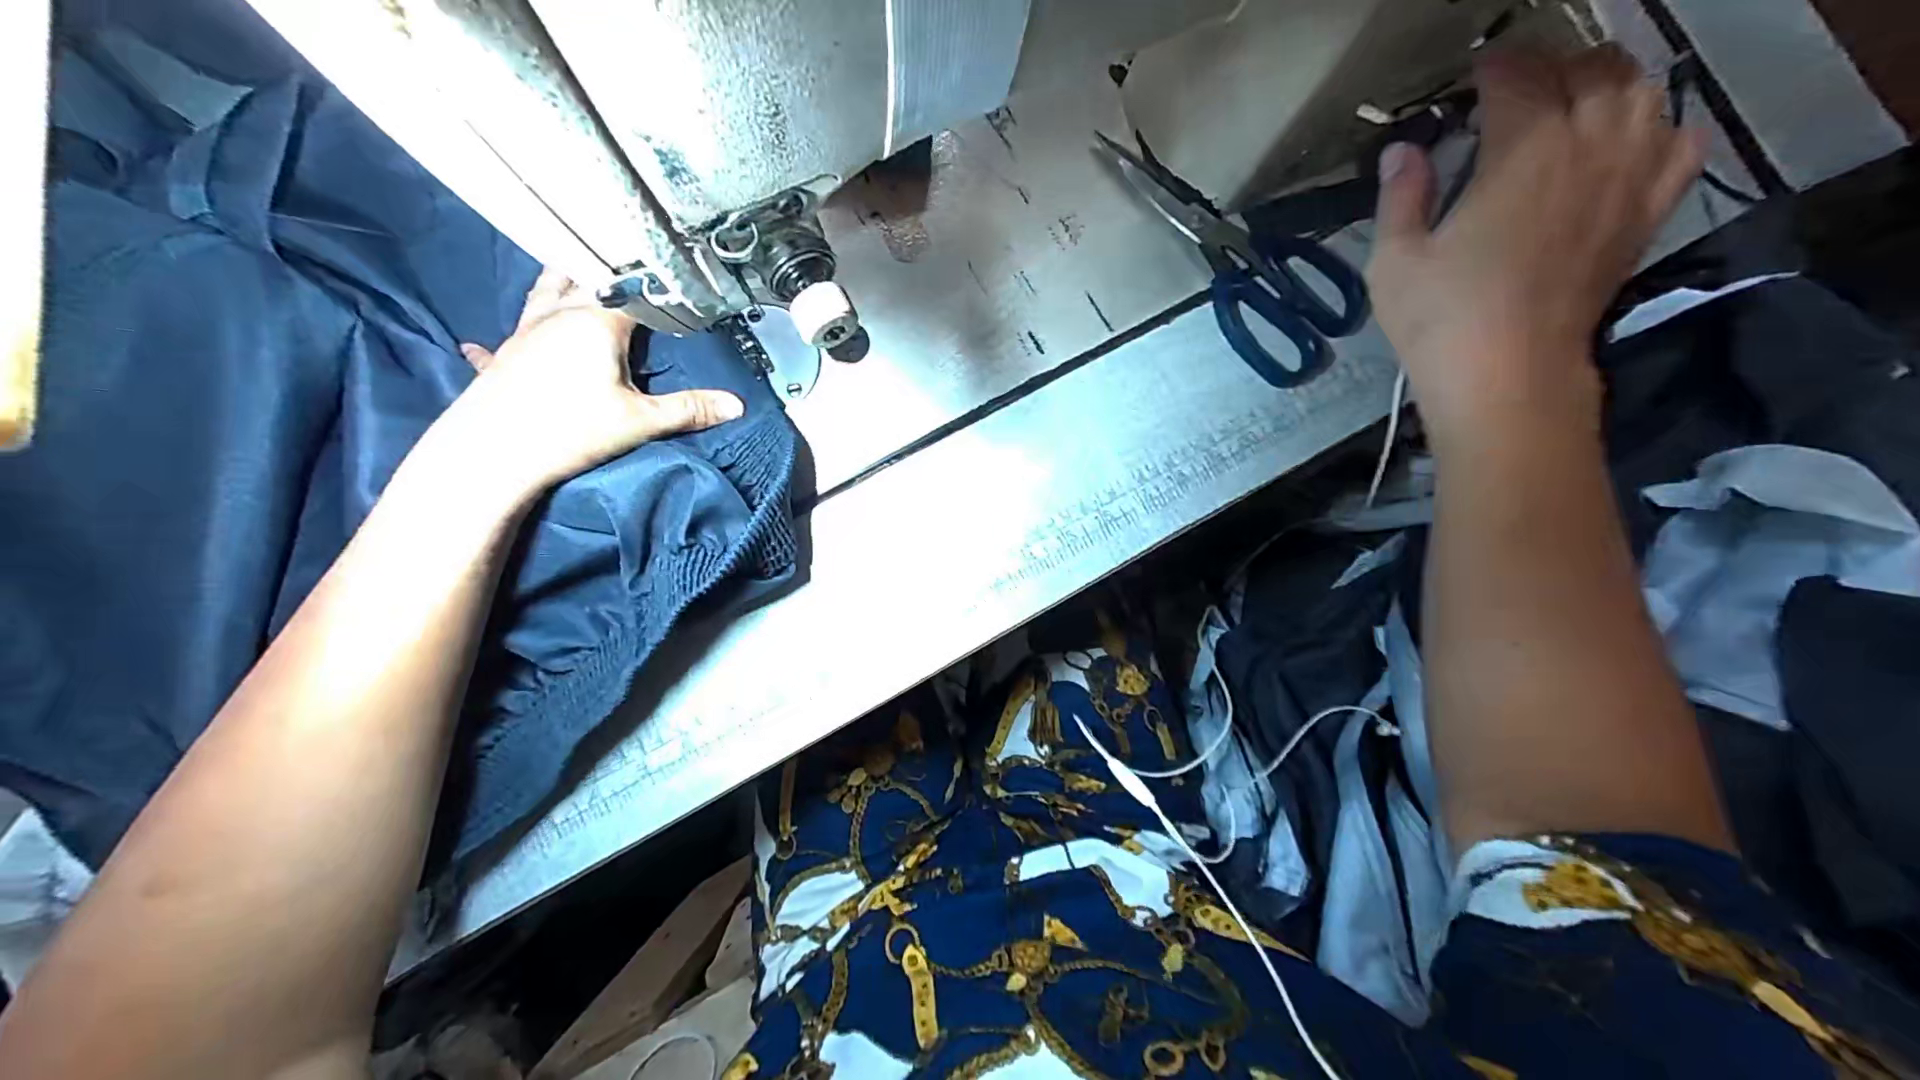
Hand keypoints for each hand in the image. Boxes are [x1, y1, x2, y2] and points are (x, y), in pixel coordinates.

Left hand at [421, 270, 744, 505]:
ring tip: (578, 272)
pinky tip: (486, 340)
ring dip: (564, 280)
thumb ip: (689, 409)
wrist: (492, 454)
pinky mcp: (506, 354)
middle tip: (630, 265)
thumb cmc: (569, 431)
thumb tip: (736, 405)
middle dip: (610, 271)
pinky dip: (517, 330)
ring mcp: (527, 331)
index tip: (674, 282)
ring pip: (546, 291)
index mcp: (596, 322)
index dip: (655, 286)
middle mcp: (559, 316)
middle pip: (585, 278)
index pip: (633, 290)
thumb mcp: (640, 422)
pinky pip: (512, 331)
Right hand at [1365, 46, 1703, 453]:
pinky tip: (1628, 138)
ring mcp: (1631, 176)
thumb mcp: (1394, 261)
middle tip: (1517, 85)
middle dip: (1554, 65)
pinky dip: (1656, 125)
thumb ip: (1401, 196)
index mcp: (1524, 151)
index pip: (1521, 78)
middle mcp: (1591, 146)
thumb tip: (1403, 149)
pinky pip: (1678, 141)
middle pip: (1592, 70)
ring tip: (1572, 99)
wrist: (1508, 373)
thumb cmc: (1440, 318)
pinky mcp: (1647, 212)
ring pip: (1643, 93)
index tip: (1474, 71)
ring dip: (1607, 83)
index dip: (1496, 66)